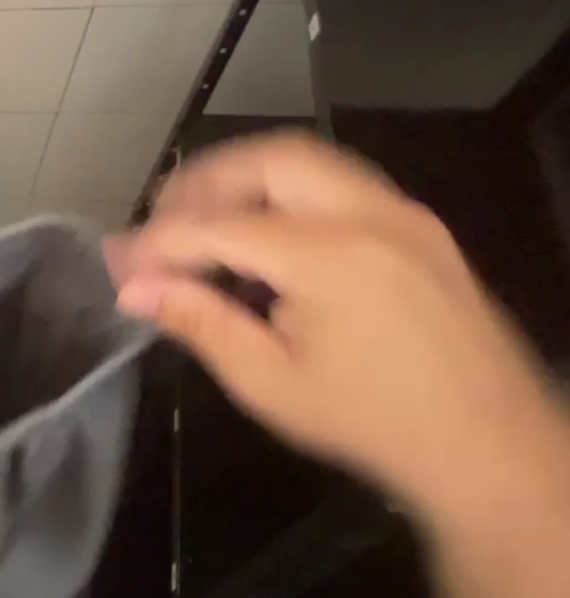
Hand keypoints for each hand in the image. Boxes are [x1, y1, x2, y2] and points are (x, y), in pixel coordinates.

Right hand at [109, 132, 557, 514]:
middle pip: (273, 162)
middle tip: (155, 224)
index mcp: (332, 259)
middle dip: (203, 184)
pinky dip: (279, 199)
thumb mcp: (264, 380)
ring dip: (242, 185)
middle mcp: (373, 218)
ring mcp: (402, 218)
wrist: (483, 436)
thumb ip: (200, 322)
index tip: (116, 264)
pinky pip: (336, 188)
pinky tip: (249, 242)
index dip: (158, 241)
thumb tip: (134, 290)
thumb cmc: (362, 416)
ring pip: (309, 166)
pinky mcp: (414, 231)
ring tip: (192, 229)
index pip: (220, 226)